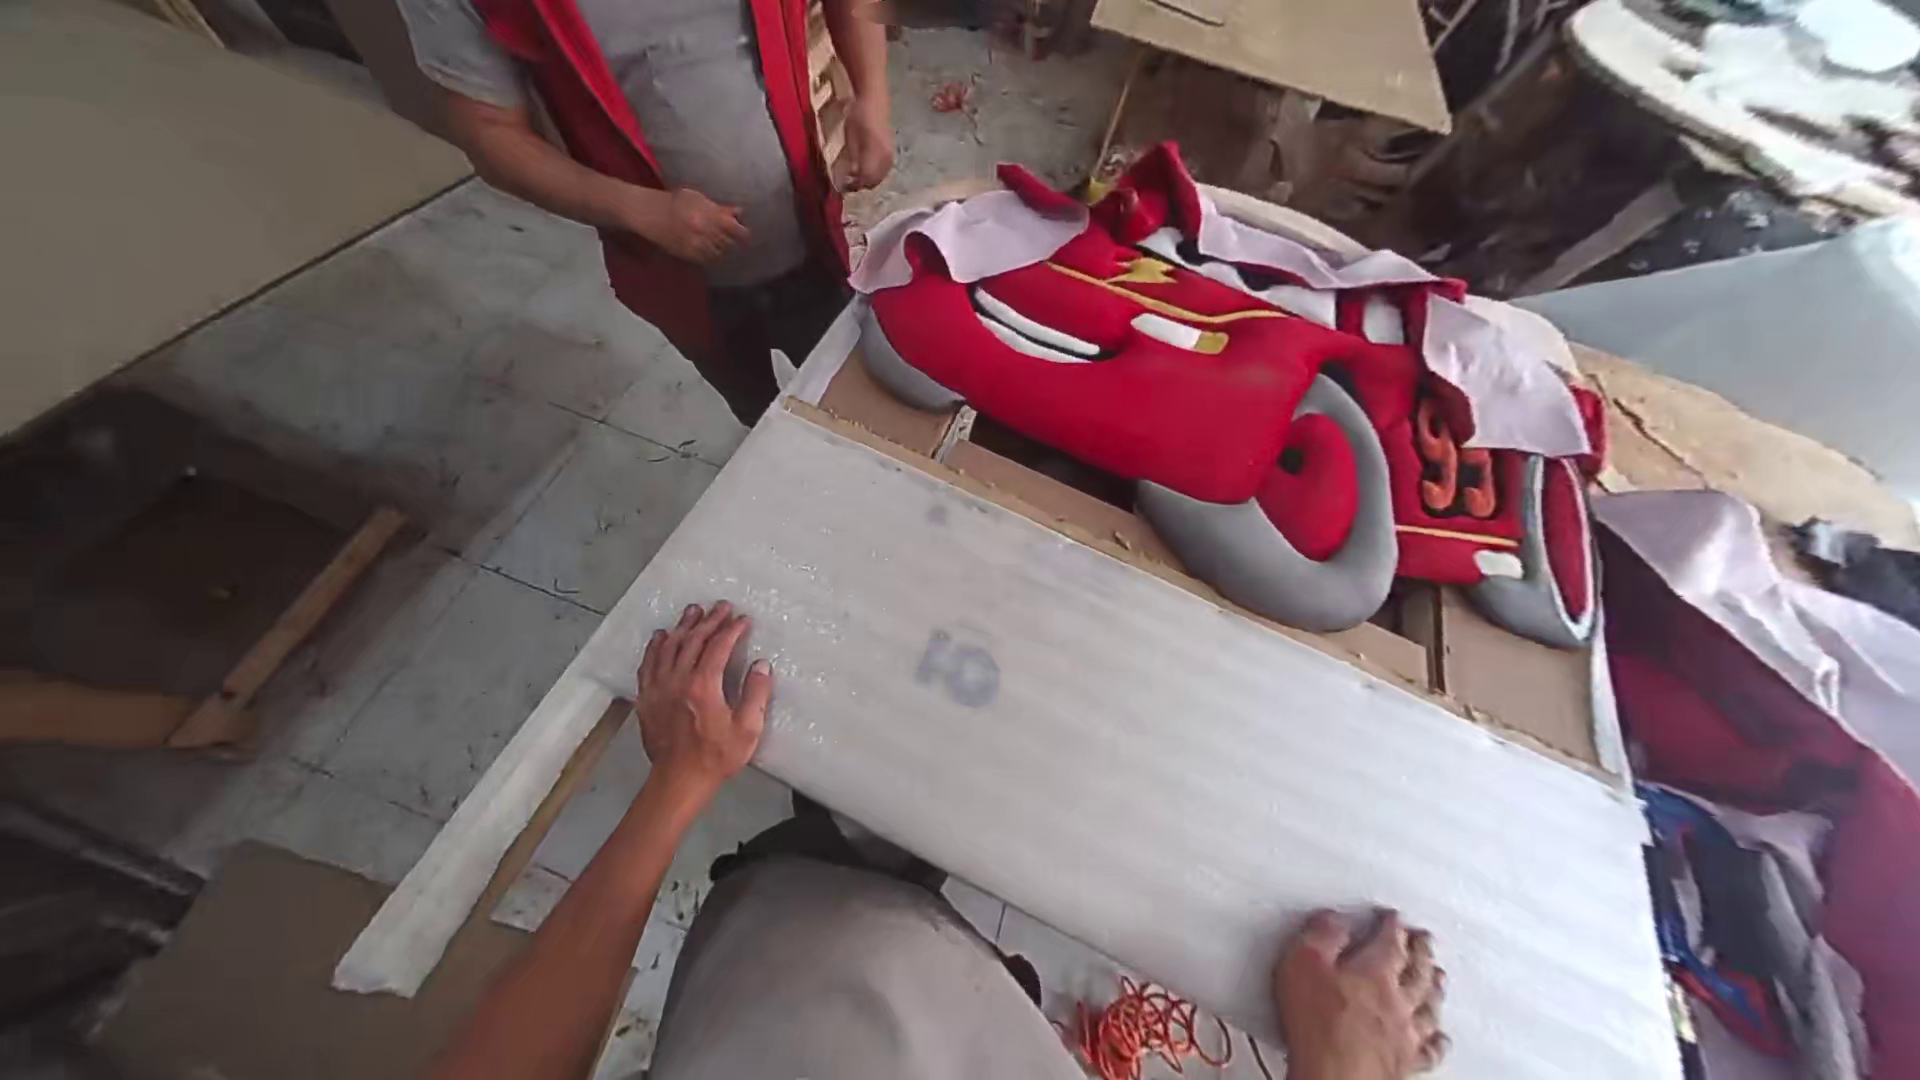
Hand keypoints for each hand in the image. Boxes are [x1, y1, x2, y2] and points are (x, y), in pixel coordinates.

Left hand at [635, 601, 770, 796]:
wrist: (679, 781)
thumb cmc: (717, 756)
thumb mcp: (748, 728)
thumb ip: (756, 693)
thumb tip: (761, 664)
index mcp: (703, 685)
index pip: (718, 646)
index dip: (732, 629)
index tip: (744, 619)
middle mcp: (677, 680)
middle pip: (693, 641)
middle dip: (710, 620)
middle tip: (722, 607)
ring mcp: (658, 688)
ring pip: (669, 647)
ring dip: (683, 626)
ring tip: (694, 611)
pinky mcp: (646, 698)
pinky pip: (649, 664)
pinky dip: (656, 646)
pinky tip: (662, 636)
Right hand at [648, 189, 749, 263]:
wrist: (651, 214)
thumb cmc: (676, 203)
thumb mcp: (698, 199)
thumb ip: (720, 208)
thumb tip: (739, 212)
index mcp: (711, 216)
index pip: (738, 231)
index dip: (744, 235)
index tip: (744, 236)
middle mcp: (707, 233)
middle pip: (730, 244)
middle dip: (730, 241)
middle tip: (727, 236)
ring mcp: (699, 246)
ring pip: (721, 255)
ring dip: (721, 250)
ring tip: (715, 242)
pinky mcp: (691, 256)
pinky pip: (709, 261)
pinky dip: (712, 257)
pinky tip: (708, 249)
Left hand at [841, 95, 894, 190]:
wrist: (874, 98)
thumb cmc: (859, 115)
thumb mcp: (850, 136)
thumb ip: (853, 158)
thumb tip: (852, 176)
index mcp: (875, 153)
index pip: (865, 178)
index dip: (855, 185)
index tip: (844, 186)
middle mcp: (885, 158)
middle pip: (874, 181)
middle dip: (862, 184)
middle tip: (850, 183)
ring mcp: (890, 156)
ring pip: (880, 178)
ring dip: (869, 181)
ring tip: (857, 177)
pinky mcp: (891, 154)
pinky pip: (884, 172)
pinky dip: (875, 175)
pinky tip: (867, 170)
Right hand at [1274, 910, 1448, 1079]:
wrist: (1332, 1077)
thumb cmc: (1316, 1020)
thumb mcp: (1303, 961)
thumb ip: (1322, 935)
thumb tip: (1337, 918)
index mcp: (1374, 974)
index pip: (1390, 943)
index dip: (1393, 927)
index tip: (1394, 917)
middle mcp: (1397, 1003)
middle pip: (1417, 973)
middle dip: (1422, 953)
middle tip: (1425, 939)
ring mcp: (1405, 1036)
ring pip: (1429, 1007)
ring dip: (1435, 988)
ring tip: (1438, 976)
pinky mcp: (1405, 1064)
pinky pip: (1430, 1049)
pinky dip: (1438, 1040)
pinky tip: (1440, 1036)